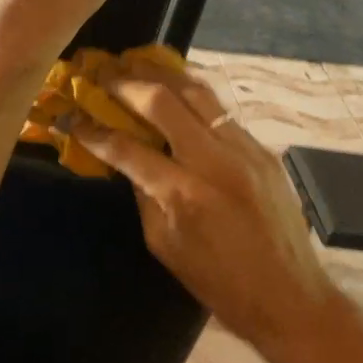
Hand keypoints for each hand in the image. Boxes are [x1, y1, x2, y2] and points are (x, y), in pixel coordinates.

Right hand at [70, 61, 336, 344]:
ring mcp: (244, 150)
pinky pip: (220, 112)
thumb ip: (144, 193)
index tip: (72, 117)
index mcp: (184, 193)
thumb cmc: (218, 282)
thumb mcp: (163, 243)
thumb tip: (127, 157)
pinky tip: (175, 92)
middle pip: (164, 99)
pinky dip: (192, 97)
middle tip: (102, 74)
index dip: (93, 130)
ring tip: (135, 65)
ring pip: (198, 92)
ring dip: (162, 75)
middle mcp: (215, 161)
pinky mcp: (262, 150)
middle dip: (126, 83)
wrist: (290, 298)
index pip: (126, 146)